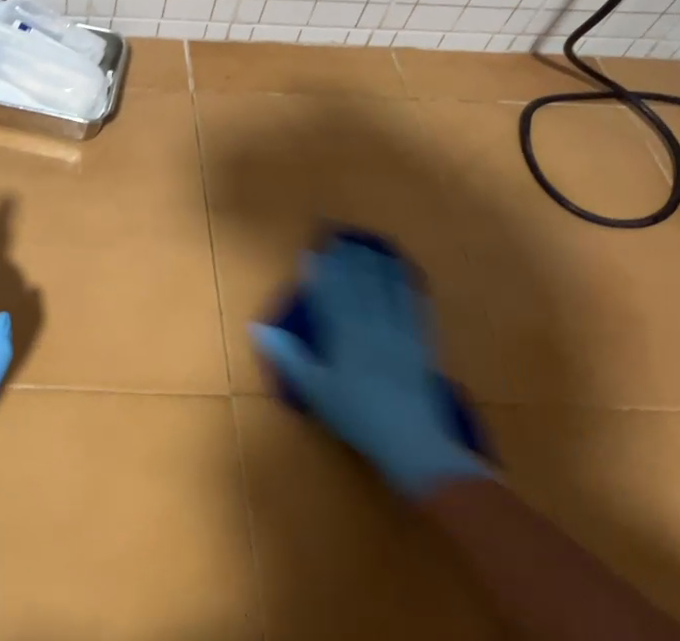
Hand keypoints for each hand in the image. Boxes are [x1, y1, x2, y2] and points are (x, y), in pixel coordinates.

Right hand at [249, 237, 485, 499]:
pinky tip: (405, 276)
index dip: (323, 270)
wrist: (412, 441)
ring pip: (387, 289)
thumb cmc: (356, 415)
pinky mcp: (422, 344)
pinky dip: (408, 286)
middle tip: (343, 238)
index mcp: (345, 334)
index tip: (315, 249)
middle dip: (351, 260)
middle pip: (361, 284)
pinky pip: (414, 306)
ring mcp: (401, 332)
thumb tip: (257, 328)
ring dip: (377, 265)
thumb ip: (288, 356)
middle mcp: (373, 325)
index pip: (332, 293)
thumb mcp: (315, 389)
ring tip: (370, 246)